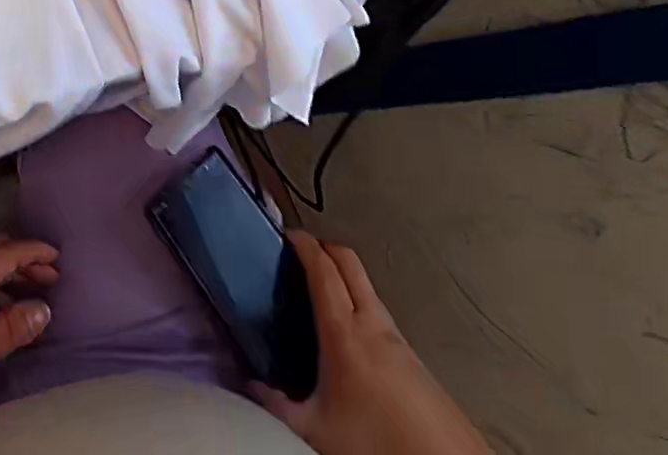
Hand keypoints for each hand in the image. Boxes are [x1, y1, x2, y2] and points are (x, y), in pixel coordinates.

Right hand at [249, 231, 492, 454]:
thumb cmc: (379, 443)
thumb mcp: (316, 428)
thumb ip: (277, 404)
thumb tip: (250, 387)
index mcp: (344, 332)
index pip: (323, 270)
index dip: (305, 245)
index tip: (289, 234)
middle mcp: (375, 327)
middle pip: (351, 265)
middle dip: (326, 248)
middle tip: (303, 250)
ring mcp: (400, 342)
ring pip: (368, 289)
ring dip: (344, 277)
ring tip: (320, 289)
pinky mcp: (416, 361)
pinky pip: (381, 316)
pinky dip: (360, 305)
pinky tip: (349, 332)